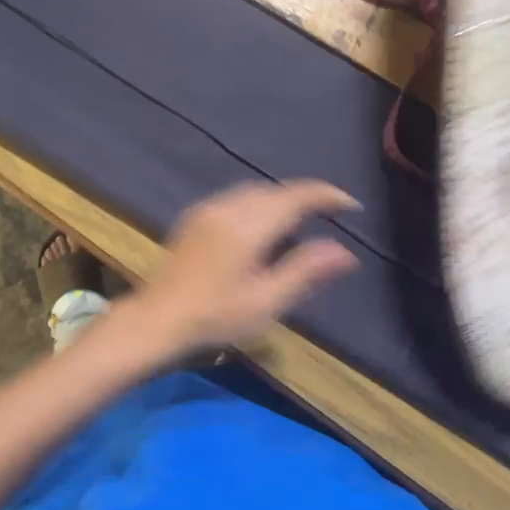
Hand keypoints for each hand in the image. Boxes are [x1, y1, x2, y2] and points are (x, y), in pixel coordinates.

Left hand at [126, 180, 360, 353]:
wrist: (157, 319)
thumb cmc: (215, 317)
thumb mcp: (266, 301)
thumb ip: (305, 271)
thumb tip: (345, 252)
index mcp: (247, 226)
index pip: (295, 196)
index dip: (326, 196)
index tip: (352, 206)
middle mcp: (226, 207)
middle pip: (275, 191)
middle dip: (305, 198)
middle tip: (329, 218)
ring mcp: (207, 209)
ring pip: (254, 192)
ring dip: (280, 201)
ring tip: (300, 226)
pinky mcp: (194, 217)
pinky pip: (236, 199)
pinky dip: (258, 206)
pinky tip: (262, 231)